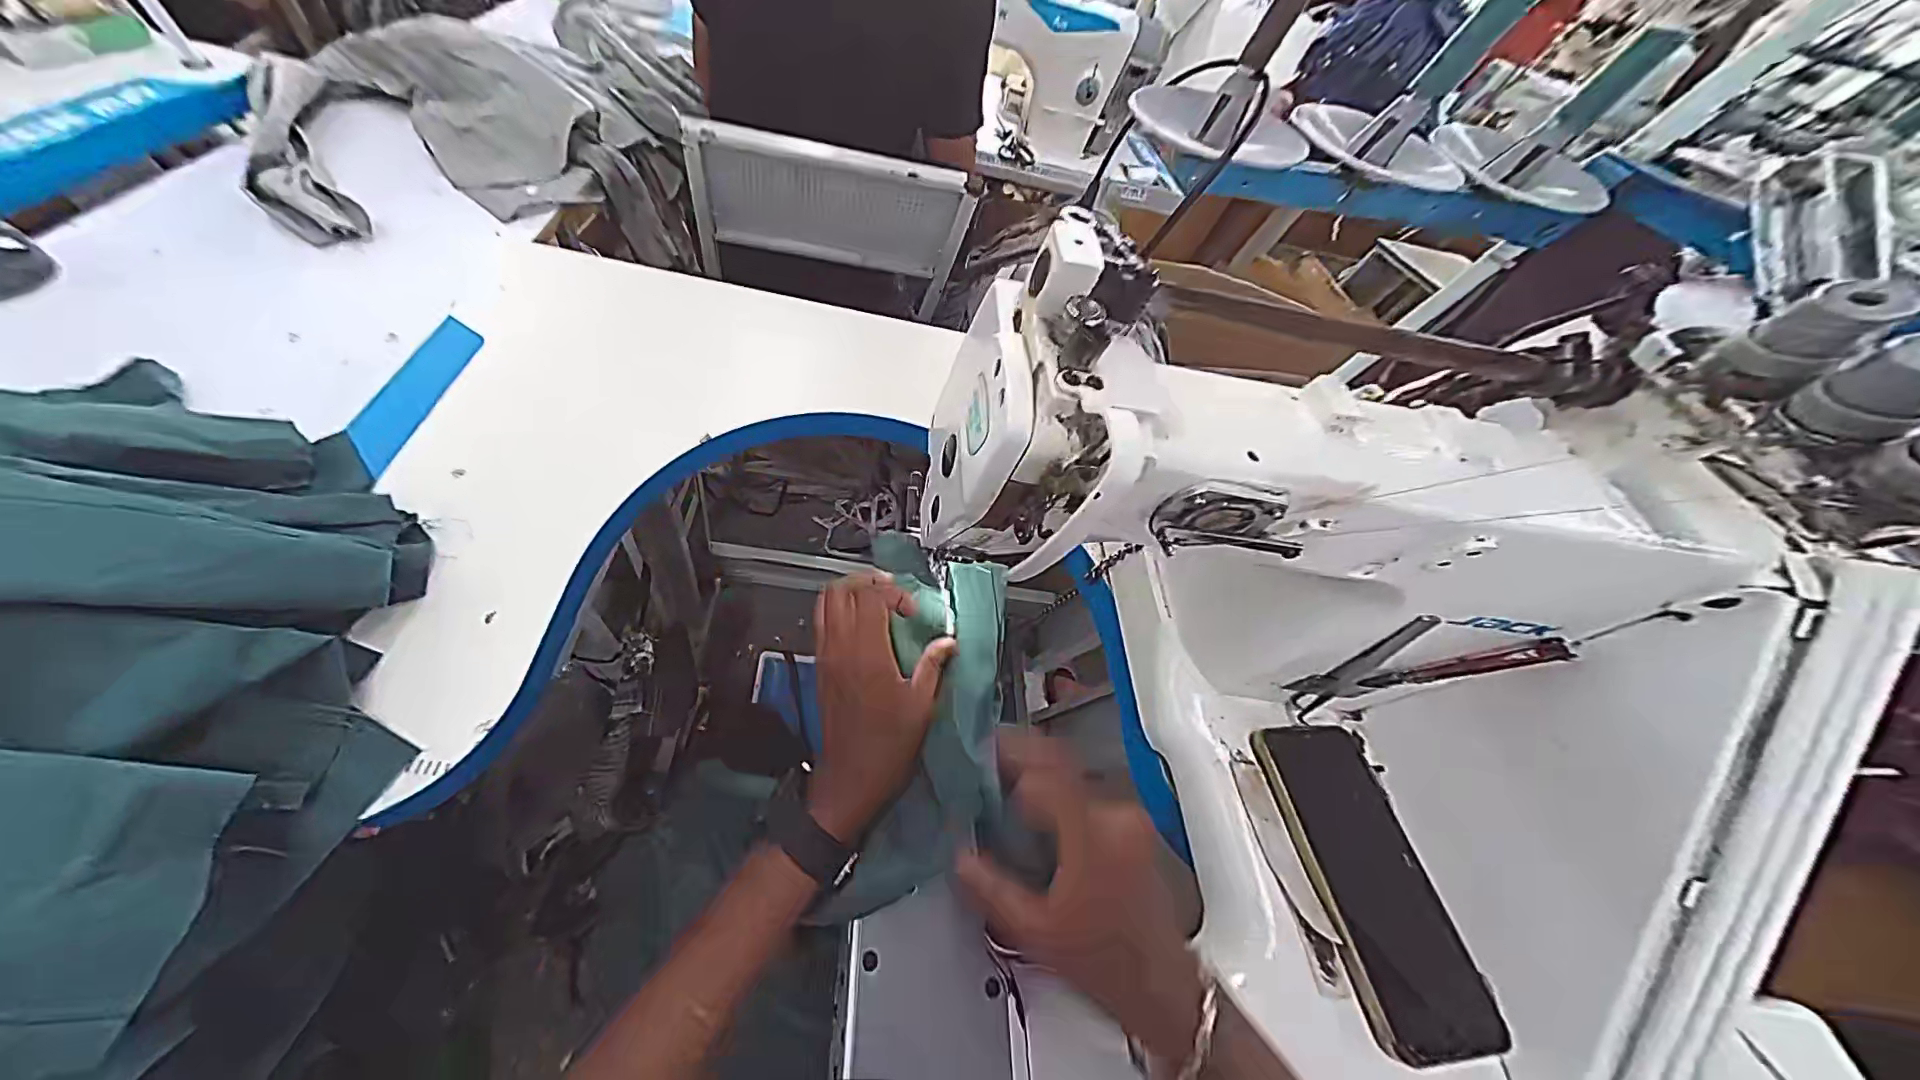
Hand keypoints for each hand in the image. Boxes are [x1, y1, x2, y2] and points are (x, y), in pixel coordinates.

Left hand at [808, 572, 955, 843]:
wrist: (849, 780)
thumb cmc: (888, 747)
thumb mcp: (921, 707)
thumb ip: (933, 666)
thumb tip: (947, 641)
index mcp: (867, 654)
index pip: (871, 597)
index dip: (895, 594)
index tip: (912, 611)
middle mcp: (840, 649)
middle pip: (842, 590)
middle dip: (868, 583)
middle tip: (893, 593)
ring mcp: (825, 657)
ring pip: (825, 603)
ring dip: (850, 593)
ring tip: (876, 602)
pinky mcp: (819, 668)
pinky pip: (821, 623)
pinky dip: (839, 611)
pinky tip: (862, 626)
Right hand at [956, 733, 1204, 1061]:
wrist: (1158, 981)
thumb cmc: (1104, 961)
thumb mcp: (1034, 930)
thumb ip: (991, 888)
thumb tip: (962, 858)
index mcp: (1092, 836)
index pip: (1048, 773)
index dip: (1013, 759)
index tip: (987, 755)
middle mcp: (1117, 818)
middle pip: (1062, 767)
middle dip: (1024, 760)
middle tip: (993, 760)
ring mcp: (1130, 820)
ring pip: (1075, 778)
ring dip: (1043, 779)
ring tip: (1012, 791)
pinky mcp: (1135, 826)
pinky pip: (1090, 794)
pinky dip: (1062, 794)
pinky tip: (1042, 813)